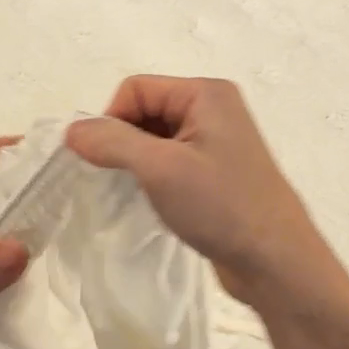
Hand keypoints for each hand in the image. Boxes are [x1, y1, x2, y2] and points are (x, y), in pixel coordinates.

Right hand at [66, 76, 330, 303]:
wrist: (275, 260)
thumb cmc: (221, 206)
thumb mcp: (161, 169)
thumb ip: (113, 143)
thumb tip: (72, 130)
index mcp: (206, 94)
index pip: (136, 89)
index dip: (112, 120)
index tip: (105, 162)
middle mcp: (215, 110)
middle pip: (146, 111)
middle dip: (125, 142)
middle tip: (121, 181)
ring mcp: (219, 144)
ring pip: (157, 140)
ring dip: (139, 164)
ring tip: (142, 194)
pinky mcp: (218, 174)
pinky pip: (173, 163)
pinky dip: (156, 179)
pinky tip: (158, 203)